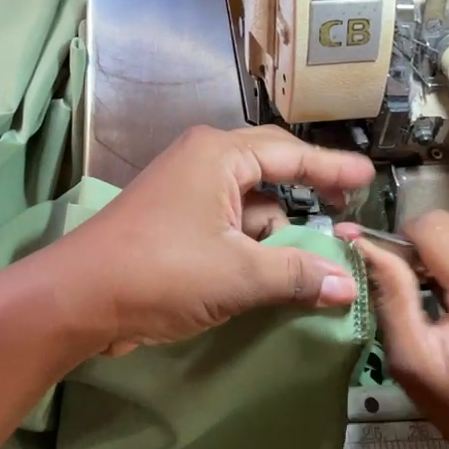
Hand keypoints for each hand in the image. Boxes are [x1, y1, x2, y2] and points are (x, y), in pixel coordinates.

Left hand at [41, 125, 374, 355]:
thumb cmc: (161, 270)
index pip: (289, 152)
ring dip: (279, 228)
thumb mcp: (236, 273)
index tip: (368, 174)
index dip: (332, 166)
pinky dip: (253, 243)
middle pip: (271, 168)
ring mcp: (187, 188)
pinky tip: (276, 269)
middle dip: (309, 190)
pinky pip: (229, 221)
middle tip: (349, 206)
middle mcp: (204, 160)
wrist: (80, 296)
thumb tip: (347, 284)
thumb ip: (296, 274)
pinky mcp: (177, 218)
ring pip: (250, 201)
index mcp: (218, 154)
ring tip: (318, 257)